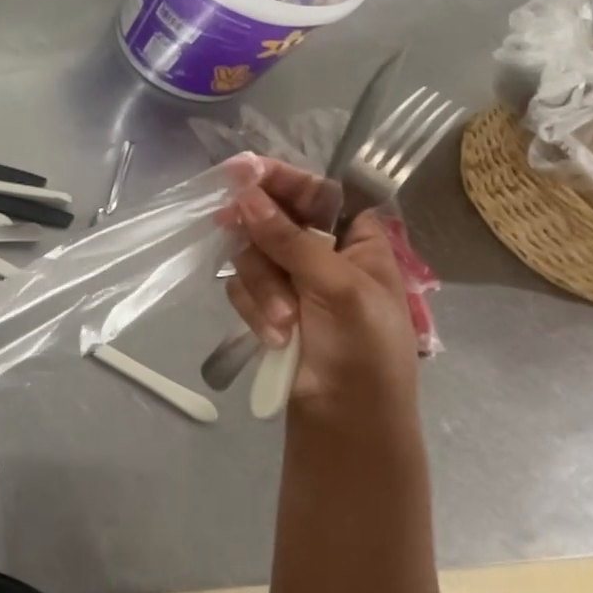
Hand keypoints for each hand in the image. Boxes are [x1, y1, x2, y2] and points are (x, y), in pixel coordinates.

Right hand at [220, 157, 417, 417]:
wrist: (349, 421)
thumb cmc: (364, 350)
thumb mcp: (337, 288)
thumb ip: (290, 239)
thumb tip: (245, 195)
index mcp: (356, 240)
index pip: (315, 192)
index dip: (280, 178)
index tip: (240, 171)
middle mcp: (321, 252)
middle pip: (271, 217)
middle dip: (261, 241)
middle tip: (229, 226)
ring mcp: (292, 280)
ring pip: (251, 253)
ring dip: (261, 286)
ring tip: (282, 322)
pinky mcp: (268, 305)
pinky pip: (241, 285)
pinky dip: (252, 308)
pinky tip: (273, 335)